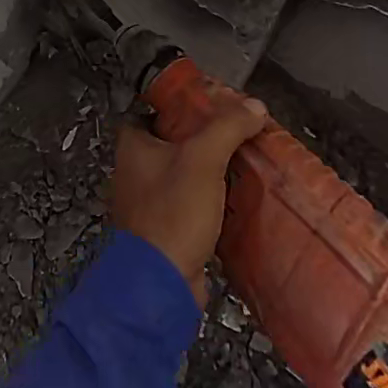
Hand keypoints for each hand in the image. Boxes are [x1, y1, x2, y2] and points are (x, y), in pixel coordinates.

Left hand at [110, 87, 270, 306]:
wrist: (161, 285)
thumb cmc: (173, 213)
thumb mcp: (203, 159)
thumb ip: (228, 127)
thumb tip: (254, 106)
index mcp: (133, 146)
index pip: (153, 109)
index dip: (181, 102)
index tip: (210, 101)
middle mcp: (135, 170)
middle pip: (173, 140)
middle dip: (204, 136)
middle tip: (234, 130)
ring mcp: (149, 202)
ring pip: (184, 172)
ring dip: (211, 167)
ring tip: (243, 158)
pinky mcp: (166, 228)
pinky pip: (191, 201)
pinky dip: (211, 196)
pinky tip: (236, 193)